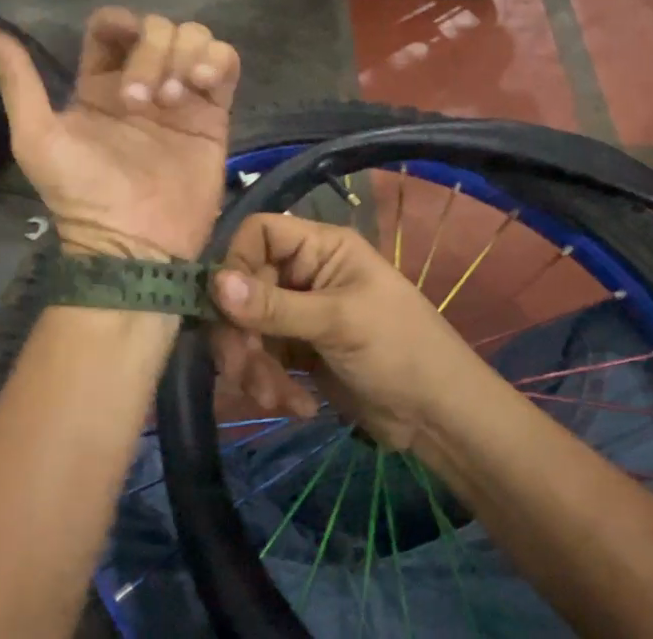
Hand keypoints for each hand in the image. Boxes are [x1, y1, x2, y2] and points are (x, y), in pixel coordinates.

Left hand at [0, 8, 239, 259]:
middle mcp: (141, 84)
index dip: (120, 23)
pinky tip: (201, 86)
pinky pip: (225, 61)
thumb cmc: (81, 193)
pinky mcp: (213, 114)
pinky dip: (216, 60)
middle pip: (157, 28)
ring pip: (192, 37)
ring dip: (184, 54)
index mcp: (98, 84)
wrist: (134, 244)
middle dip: (153, 51)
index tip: (121, 45)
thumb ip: (16, 80)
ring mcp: (180, 98)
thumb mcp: (37, 136)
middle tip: (144, 101)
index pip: (113, 26)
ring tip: (177, 97)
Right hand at [208, 213, 480, 447]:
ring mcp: (299, 314)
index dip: (234, 263)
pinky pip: (262, 359)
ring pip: (247, 328)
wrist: (439, 419)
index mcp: (321, 248)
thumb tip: (213, 283)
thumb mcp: (338, 323)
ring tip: (276, 399)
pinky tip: (297, 406)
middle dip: (240, 333)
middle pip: (243, 287)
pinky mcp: (297, 353)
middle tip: (240, 369)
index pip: (257, 233)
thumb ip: (274, 306)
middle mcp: (305, 274)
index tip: (222, 305)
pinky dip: (270, 384)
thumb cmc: (400, 351)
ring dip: (254, 367)